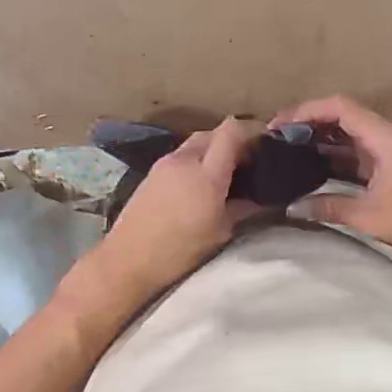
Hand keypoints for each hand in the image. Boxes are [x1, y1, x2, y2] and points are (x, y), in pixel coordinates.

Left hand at [73, 117, 260, 306]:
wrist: (128, 260)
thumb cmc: (178, 251)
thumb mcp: (220, 233)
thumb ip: (242, 209)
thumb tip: (262, 198)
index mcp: (206, 174)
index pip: (232, 131)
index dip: (252, 132)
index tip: (264, 148)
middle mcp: (183, 160)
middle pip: (213, 133)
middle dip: (232, 142)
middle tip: (246, 164)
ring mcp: (163, 164)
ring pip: (195, 144)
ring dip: (211, 151)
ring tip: (223, 176)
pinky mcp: (151, 173)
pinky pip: (179, 156)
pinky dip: (194, 161)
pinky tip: (198, 184)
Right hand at [269, 95, 391, 260]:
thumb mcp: (368, 216)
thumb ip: (328, 207)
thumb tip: (291, 207)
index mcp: (383, 138)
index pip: (339, 108)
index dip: (306, 110)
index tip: (278, 124)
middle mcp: (384, 136)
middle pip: (340, 115)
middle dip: (306, 121)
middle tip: (275, 136)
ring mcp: (385, 150)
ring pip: (344, 133)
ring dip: (316, 137)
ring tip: (285, 148)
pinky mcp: (385, 165)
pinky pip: (351, 151)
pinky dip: (328, 154)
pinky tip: (308, 165)